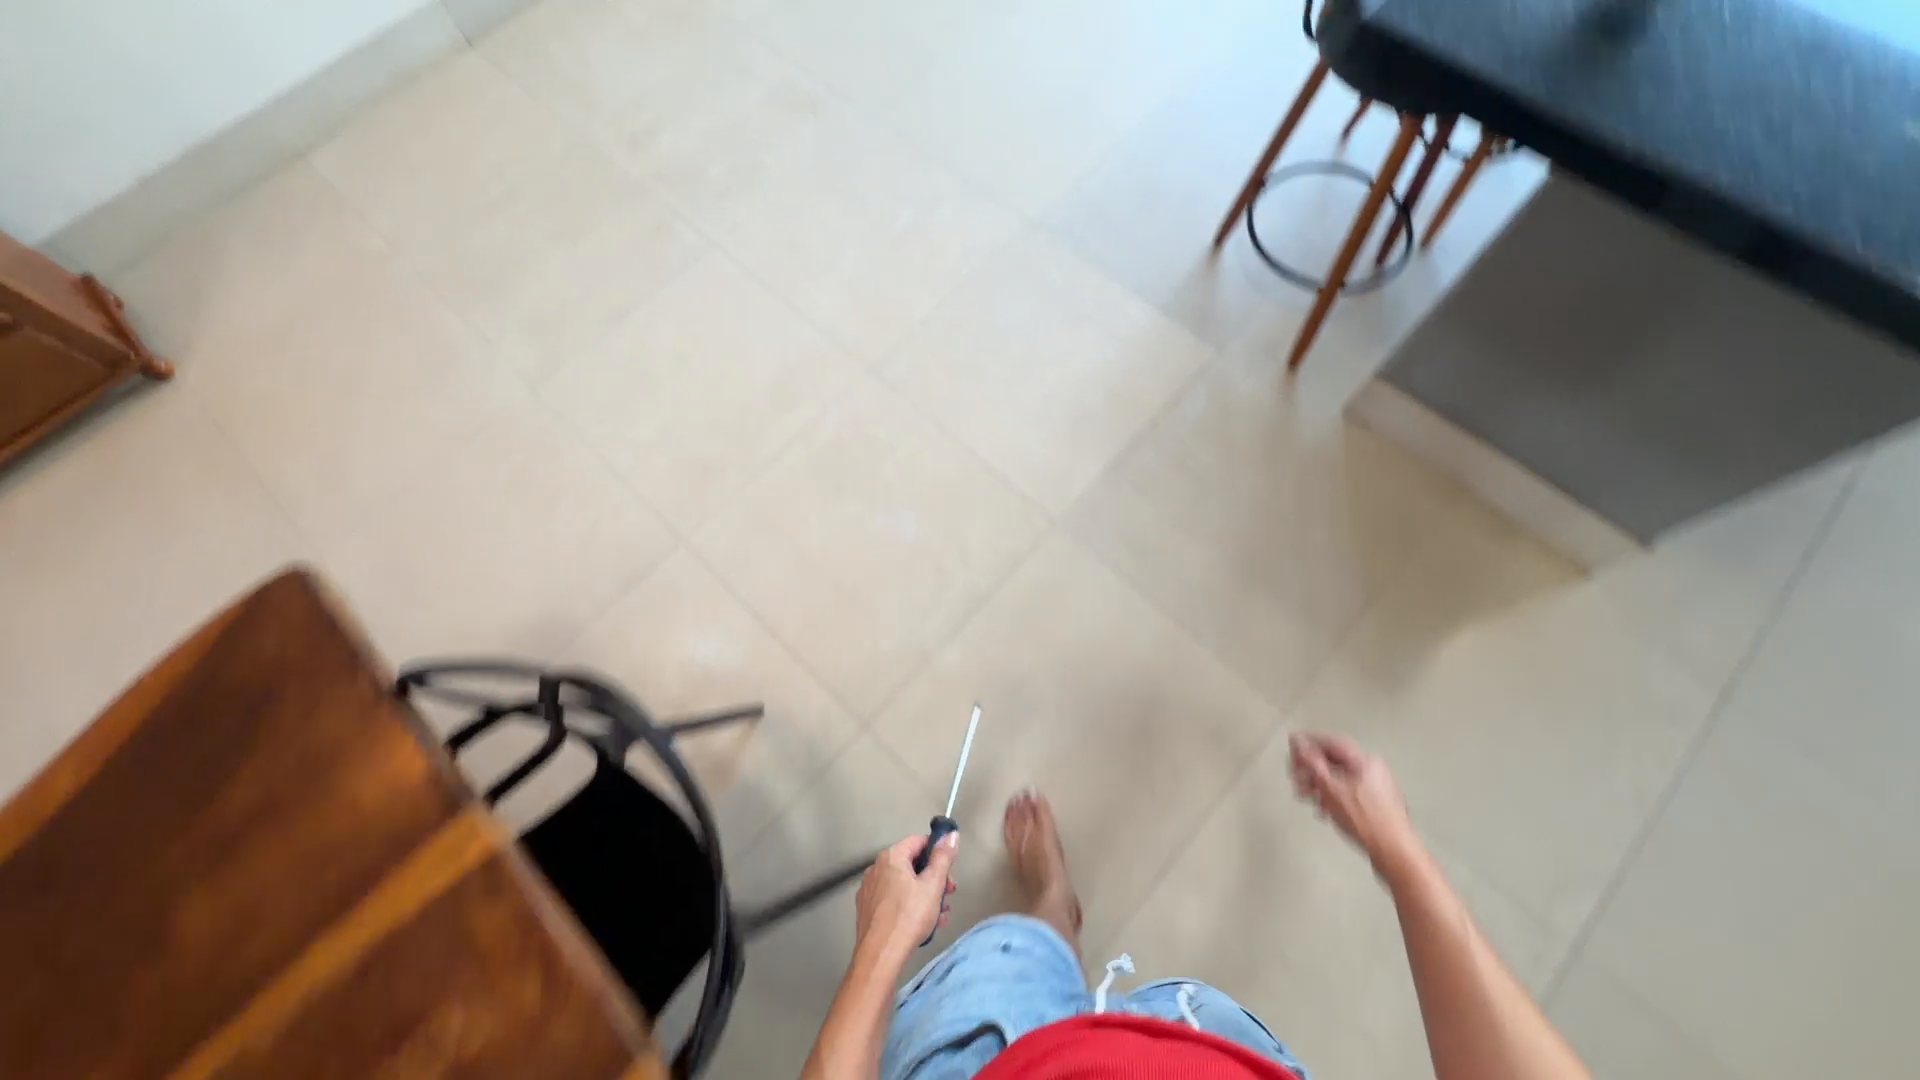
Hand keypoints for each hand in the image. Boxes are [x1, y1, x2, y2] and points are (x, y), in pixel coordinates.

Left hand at [855, 831, 958, 957]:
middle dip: (934, 878)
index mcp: (891, 857)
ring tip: (940, 915)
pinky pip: (894, 900)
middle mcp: (876, 868)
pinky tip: (924, 924)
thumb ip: (943, 857)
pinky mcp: (867, 910)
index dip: (937, 852)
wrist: (881, 955)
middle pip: (912, 865)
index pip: (918, 841)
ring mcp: (870, 890)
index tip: (949, 870)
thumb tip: (951, 834)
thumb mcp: (933, 885)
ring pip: (904, 885)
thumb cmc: (909, 916)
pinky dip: (909, 906)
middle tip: (948, 895)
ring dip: (925, 895)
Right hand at [1289, 732, 1417, 873]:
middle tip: (1297, 780)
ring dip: (1319, 785)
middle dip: (1312, 770)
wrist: (1394, 851)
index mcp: (1364, 760)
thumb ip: (1311, 762)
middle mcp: (1372, 769)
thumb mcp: (1330, 788)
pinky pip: (1348, 791)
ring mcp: (1376, 787)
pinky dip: (1332, 796)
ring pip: (1339, 777)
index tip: (1291, 752)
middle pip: (1334, 760)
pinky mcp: (1376, 803)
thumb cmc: (1363, 819)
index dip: (1308, 744)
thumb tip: (1297, 741)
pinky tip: (1324, 809)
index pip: (1331, 742)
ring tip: (1307, 798)